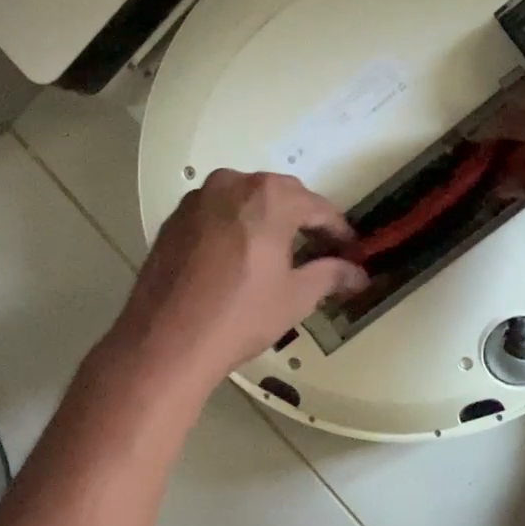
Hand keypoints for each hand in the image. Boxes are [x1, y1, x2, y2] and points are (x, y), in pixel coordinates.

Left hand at [108, 170, 367, 386]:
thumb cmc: (240, 316)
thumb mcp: (296, 297)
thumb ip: (331, 275)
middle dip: (303, 221)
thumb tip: (359, 273)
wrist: (166, 342)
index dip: (339, 232)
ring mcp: (197, 199)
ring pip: (245, 201)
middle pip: (281, 196)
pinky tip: (240, 259)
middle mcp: (232, 183)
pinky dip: (236, 228)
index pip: (318, 207)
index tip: (351, 252)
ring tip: (280, 255)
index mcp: (269, 196)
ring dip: (267, 221)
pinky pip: (217, 214)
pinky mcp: (173, 219)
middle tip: (320, 253)